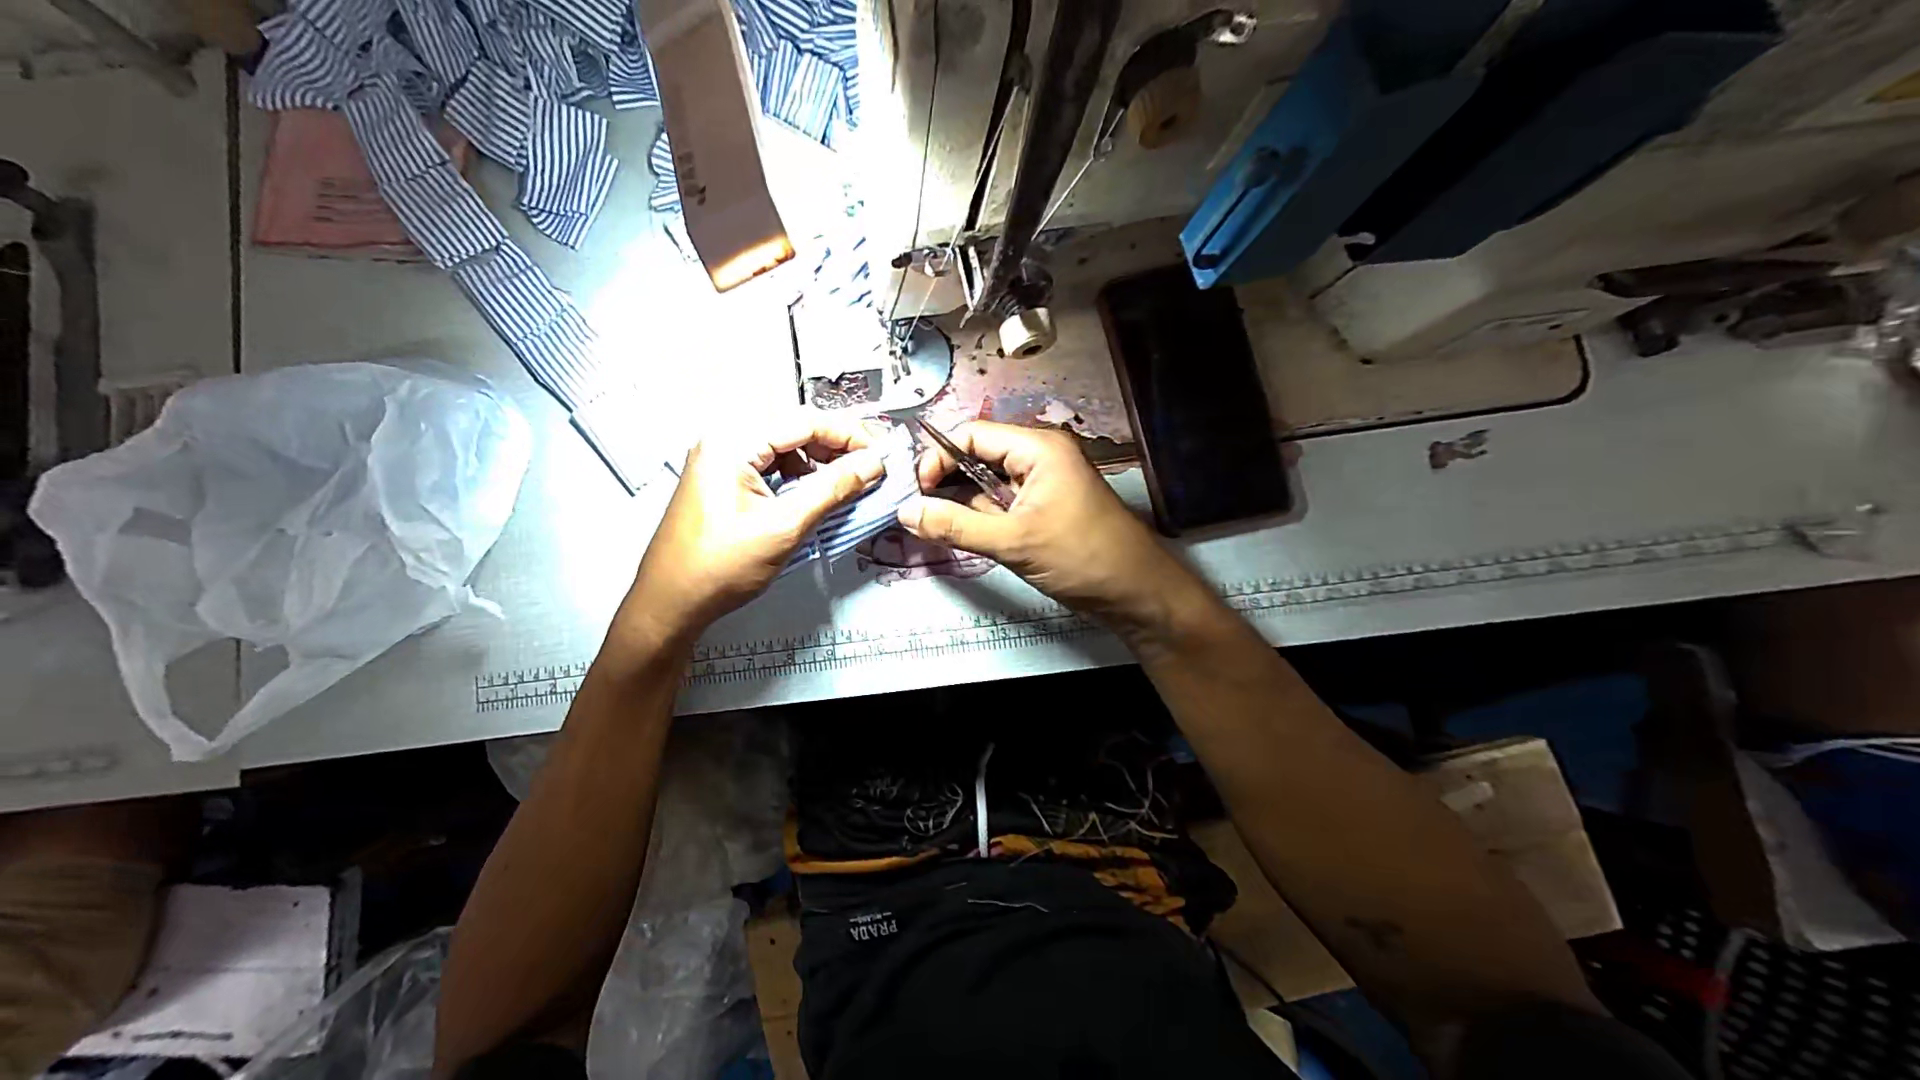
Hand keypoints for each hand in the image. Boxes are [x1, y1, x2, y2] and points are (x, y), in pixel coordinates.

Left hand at [620, 412, 884, 646]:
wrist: (672, 603)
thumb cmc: (711, 569)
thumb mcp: (785, 526)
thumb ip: (832, 489)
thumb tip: (868, 465)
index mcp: (731, 442)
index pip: (804, 421)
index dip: (848, 435)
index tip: (877, 453)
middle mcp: (723, 443)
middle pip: (795, 429)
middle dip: (836, 448)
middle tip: (869, 467)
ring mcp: (722, 461)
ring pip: (786, 448)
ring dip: (819, 463)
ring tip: (847, 485)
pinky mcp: (726, 481)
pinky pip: (772, 466)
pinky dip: (800, 477)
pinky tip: (817, 496)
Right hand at [897, 422, 1210, 641]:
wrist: (1137, 593)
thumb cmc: (1084, 558)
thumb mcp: (1014, 542)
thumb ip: (955, 526)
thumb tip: (907, 511)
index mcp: (1039, 448)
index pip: (973, 435)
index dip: (938, 457)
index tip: (916, 489)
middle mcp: (1039, 458)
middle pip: (977, 457)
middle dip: (944, 481)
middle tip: (916, 509)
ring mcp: (1041, 485)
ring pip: (986, 484)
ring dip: (959, 502)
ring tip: (929, 523)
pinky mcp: (1042, 510)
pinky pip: (1000, 504)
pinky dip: (977, 517)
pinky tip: (955, 532)